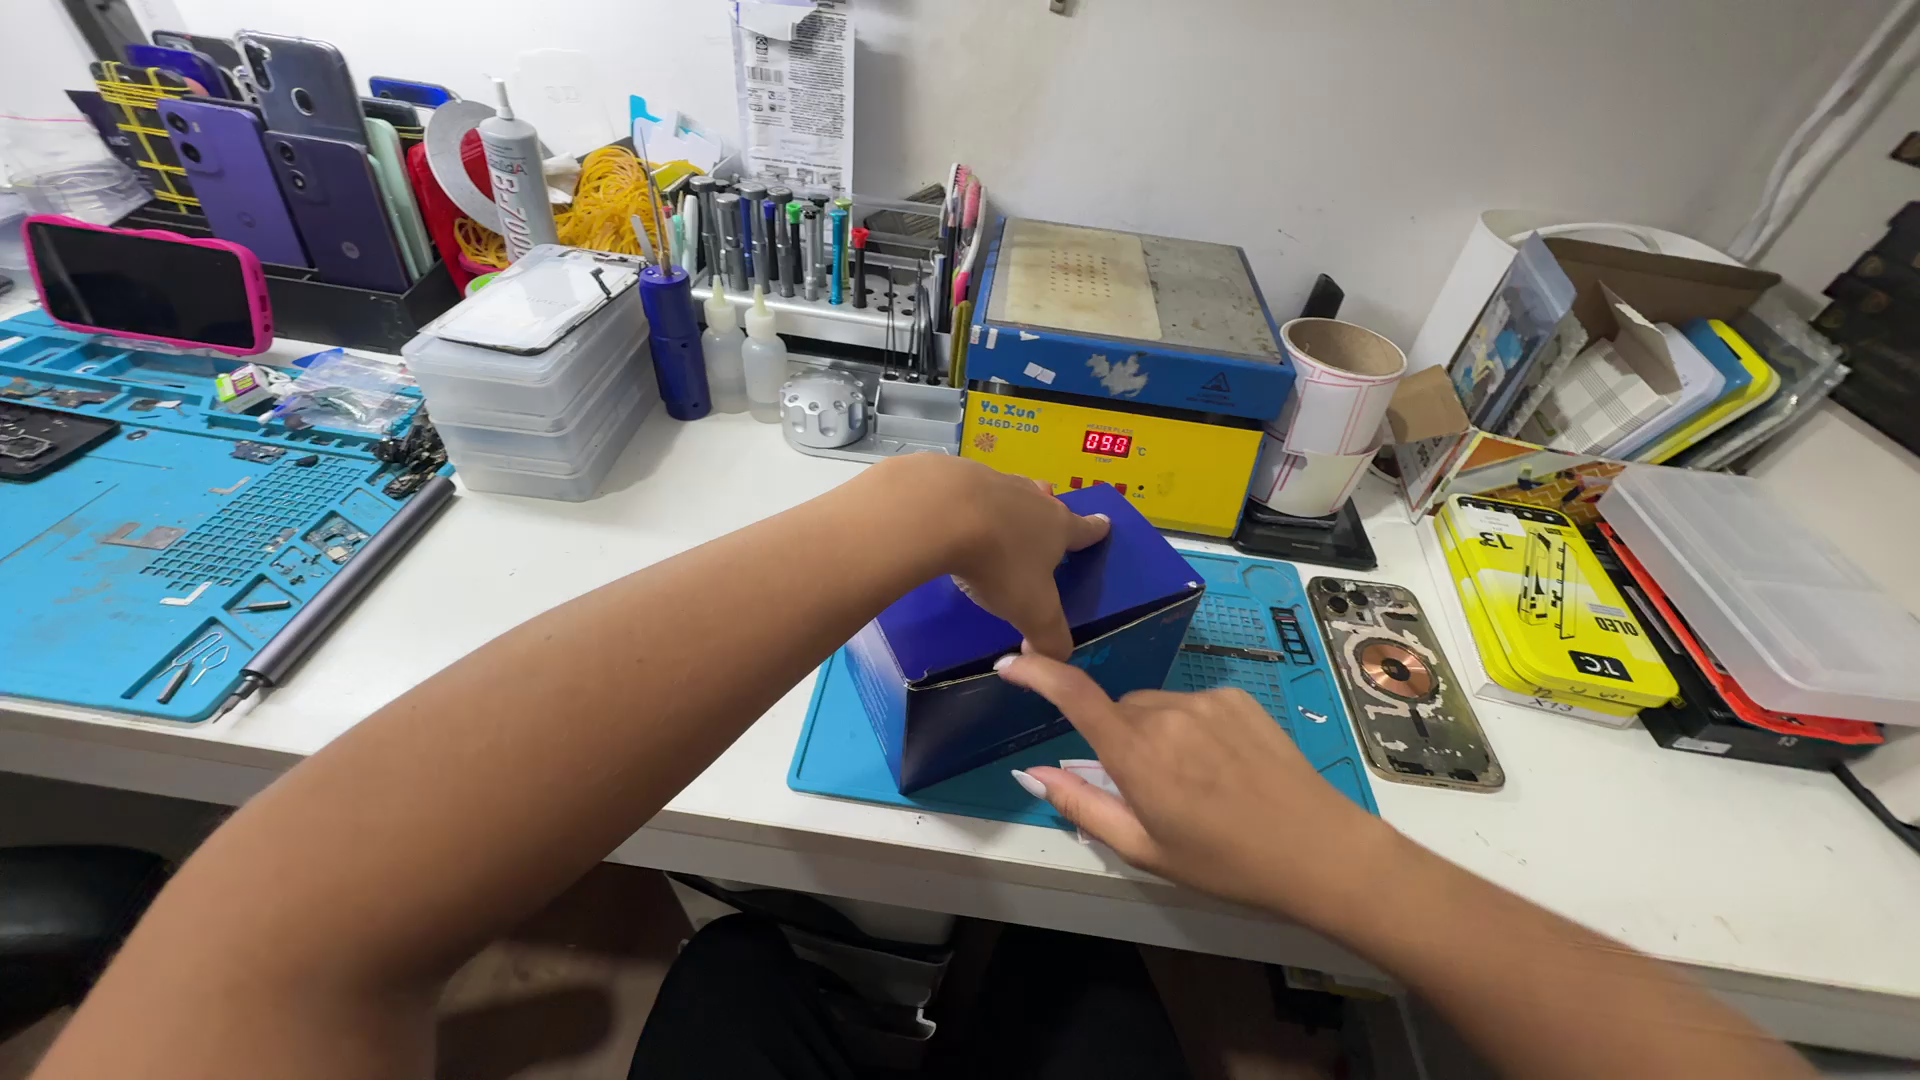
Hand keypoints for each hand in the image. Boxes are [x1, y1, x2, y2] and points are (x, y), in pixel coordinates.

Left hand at [875, 457, 1109, 659]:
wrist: (942, 512)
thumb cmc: (999, 562)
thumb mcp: (1031, 611)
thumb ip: (1049, 638)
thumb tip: (1056, 659)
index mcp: (1057, 526)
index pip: (1085, 529)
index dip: (1096, 530)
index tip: (1103, 522)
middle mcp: (1030, 498)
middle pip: (1046, 499)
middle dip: (1048, 509)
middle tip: (1045, 517)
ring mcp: (992, 481)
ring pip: (1008, 489)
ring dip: (1007, 502)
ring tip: (997, 516)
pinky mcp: (953, 475)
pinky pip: (966, 488)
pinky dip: (964, 501)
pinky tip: (950, 515)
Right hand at [998, 654, 1396, 921]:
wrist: (1318, 851)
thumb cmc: (1223, 861)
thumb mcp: (1143, 848)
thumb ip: (1080, 805)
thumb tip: (1032, 772)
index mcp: (1136, 753)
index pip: (1072, 695)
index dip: (1035, 673)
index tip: (1010, 662)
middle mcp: (1165, 713)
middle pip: (1116, 709)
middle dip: (1116, 738)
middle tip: (1148, 786)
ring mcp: (1205, 700)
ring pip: (1153, 706)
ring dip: (1153, 732)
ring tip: (1193, 779)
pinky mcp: (1236, 697)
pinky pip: (1190, 702)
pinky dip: (1190, 725)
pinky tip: (1222, 762)